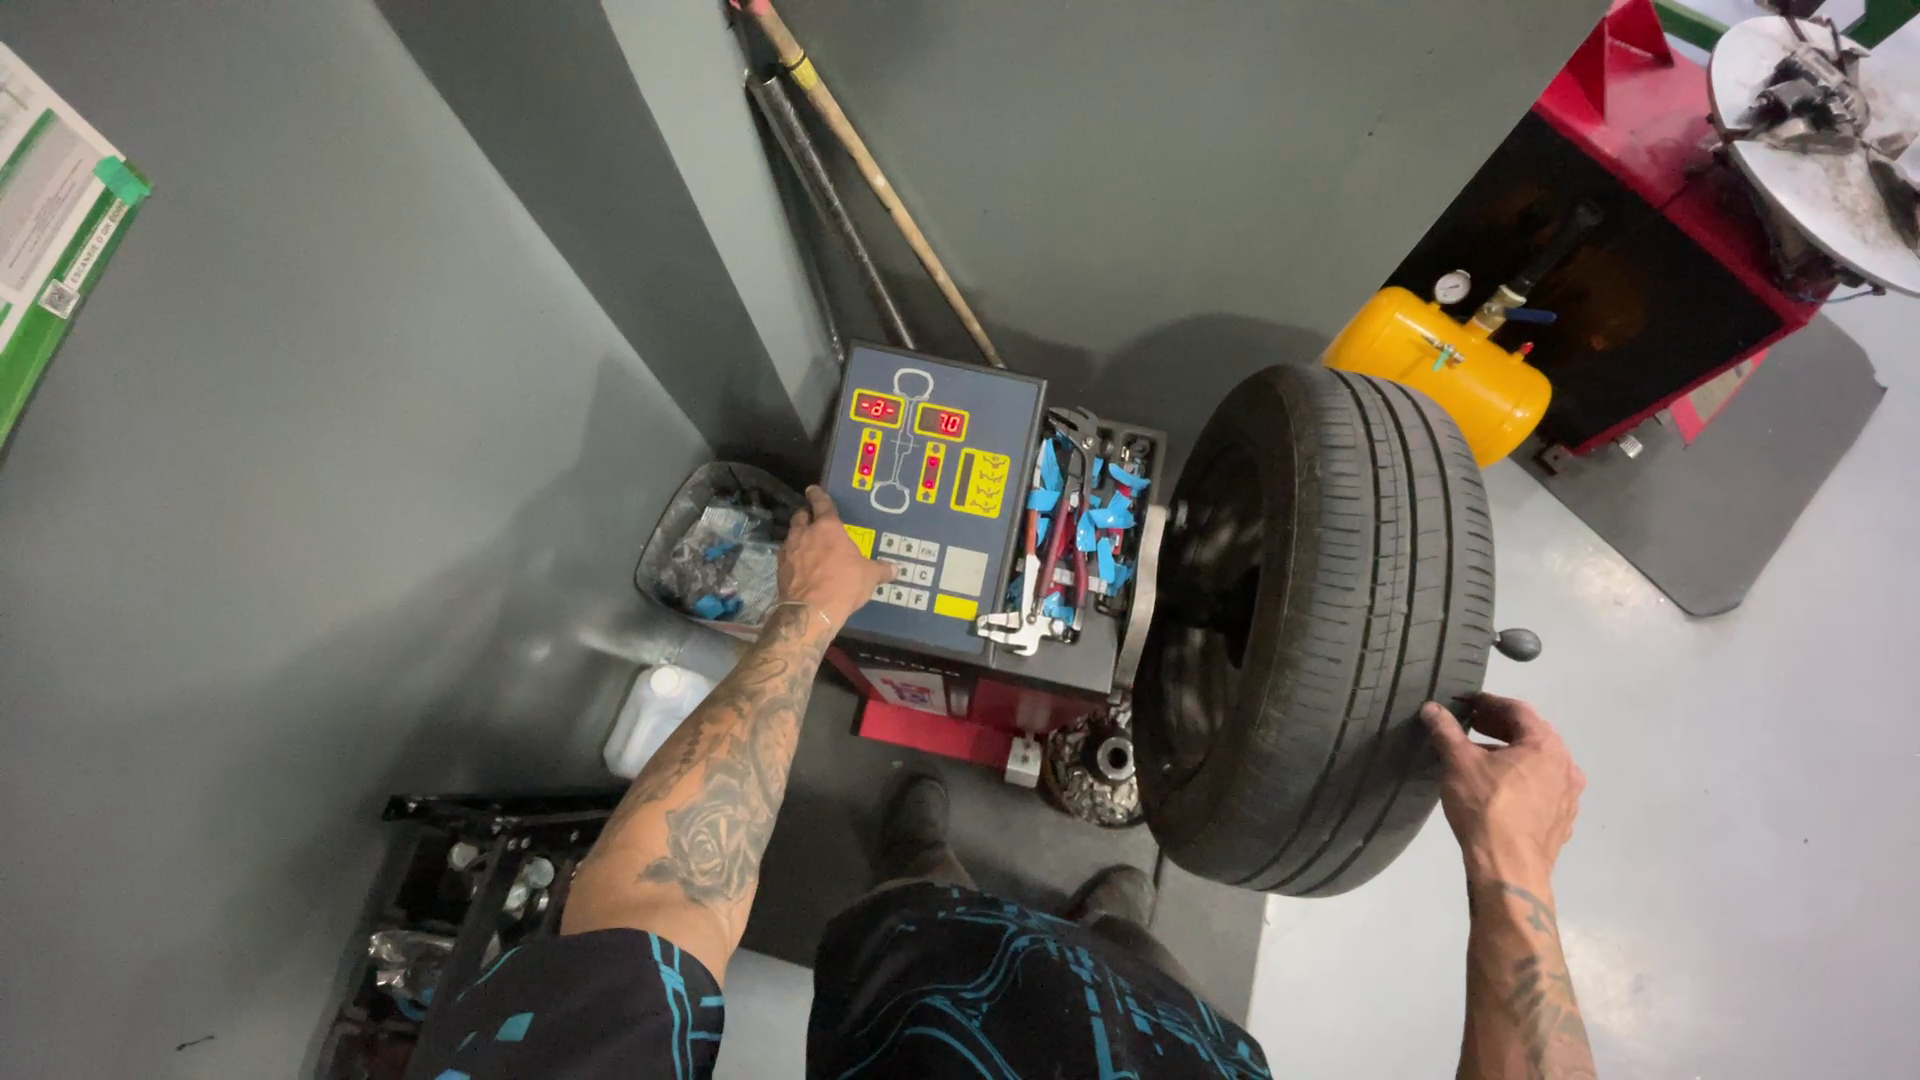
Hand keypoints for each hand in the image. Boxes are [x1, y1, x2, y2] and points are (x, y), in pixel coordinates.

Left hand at [779, 486, 894, 630]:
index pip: (822, 504)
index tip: (813, 490)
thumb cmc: (844, 584)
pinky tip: (799, 565)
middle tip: (811, 518)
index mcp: (828, 528)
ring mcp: (789, 550)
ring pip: (791, 534)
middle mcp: (805, 533)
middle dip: (805, 514)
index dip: (817, 495)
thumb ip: (880, 570)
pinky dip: (792, 556)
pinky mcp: (780, 568)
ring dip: (797, 535)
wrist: (811, 611)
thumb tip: (895, 569)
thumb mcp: (869, 577)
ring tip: (806, 543)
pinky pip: (786, 555)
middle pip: (801, 516)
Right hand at [1421, 694, 1585, 890]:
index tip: (1465, 702)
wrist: (1509, 865)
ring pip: (1538, 762)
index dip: (1489, 701)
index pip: (1519, 710)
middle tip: (1471, 724)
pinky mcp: (1562, 819)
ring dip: (1510, 751)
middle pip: (1532, 734)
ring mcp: (1569, 796)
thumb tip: (1432, 708)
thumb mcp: (1458, 761)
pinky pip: (1542, 786)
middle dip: (1500, 726)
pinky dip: (1521, 776)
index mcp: (1546, 746)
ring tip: (1479, 755)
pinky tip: (1499, 786)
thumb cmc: (1486, 805)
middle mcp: (1566, 767)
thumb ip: (1446, 730)